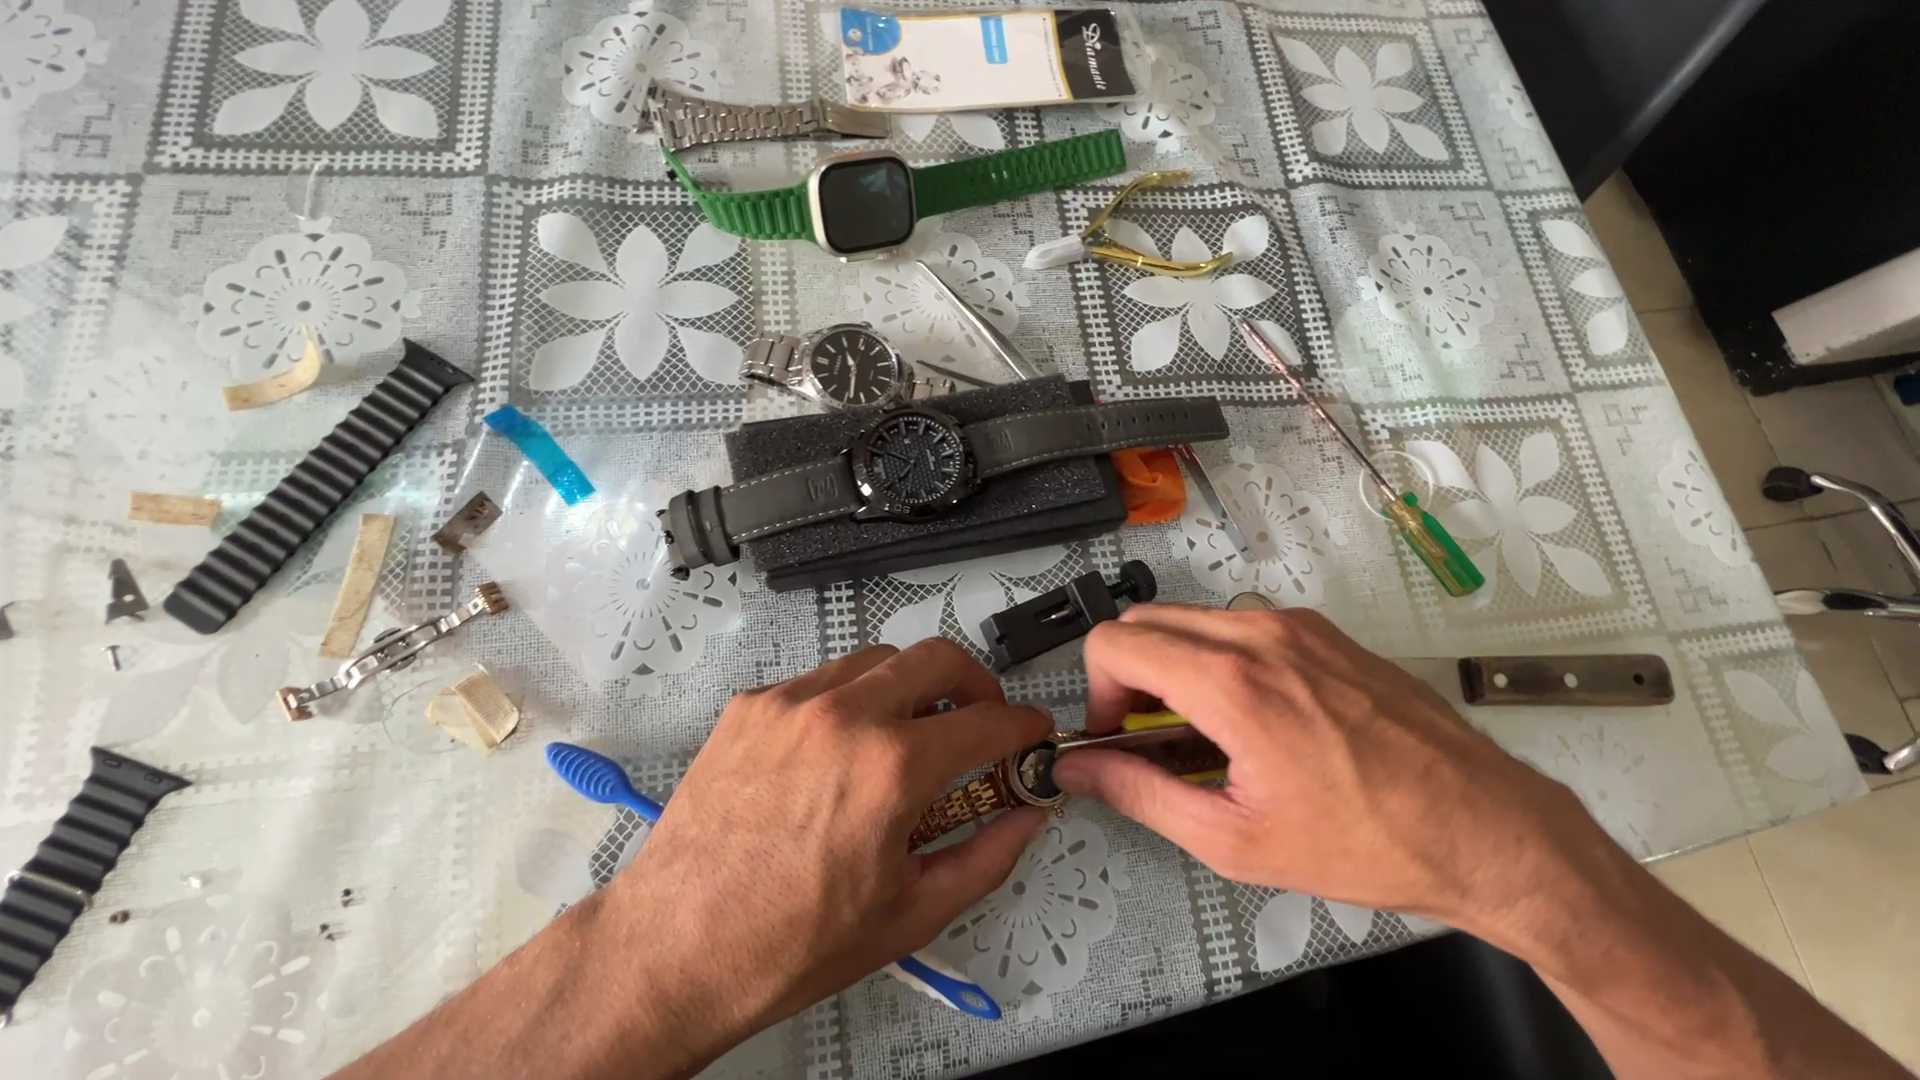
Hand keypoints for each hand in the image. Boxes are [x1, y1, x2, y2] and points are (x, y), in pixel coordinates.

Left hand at [607, 640, 1049, 1069]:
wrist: (677, 949)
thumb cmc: (784, 942)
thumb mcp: (911, 914)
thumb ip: (986, 856)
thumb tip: (1024, 818)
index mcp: (888, 769)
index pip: (986, 719)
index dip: (1022, 724)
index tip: (1028, 731)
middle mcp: (840, 719)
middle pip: (936, 657)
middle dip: (975, 681)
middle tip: (980, 715)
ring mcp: (788, 705)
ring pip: (877, 659)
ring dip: (910, 685)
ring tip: (910, 732)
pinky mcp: (750, 708)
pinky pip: (821, 680)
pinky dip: (851, 699)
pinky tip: (845, 746)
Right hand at [1051, 605, 1615, 932]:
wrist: (1487, 830)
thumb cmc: (1372, 840)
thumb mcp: (1232, 839)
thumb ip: (1137, 793)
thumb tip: (1081, 769)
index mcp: (1231, 683)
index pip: (1113, 643)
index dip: (1096, 692)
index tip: (1115, 734)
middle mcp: (1261, 637)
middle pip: (1144, 621)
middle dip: (1127, 675)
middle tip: (1147, 736)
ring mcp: (1297, 628)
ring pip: (1189, 620)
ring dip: (1171, 666)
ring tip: (1201, 734)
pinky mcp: (1322, 633)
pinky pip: (1238, 627)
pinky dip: (1216, 660)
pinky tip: (1246, 720)